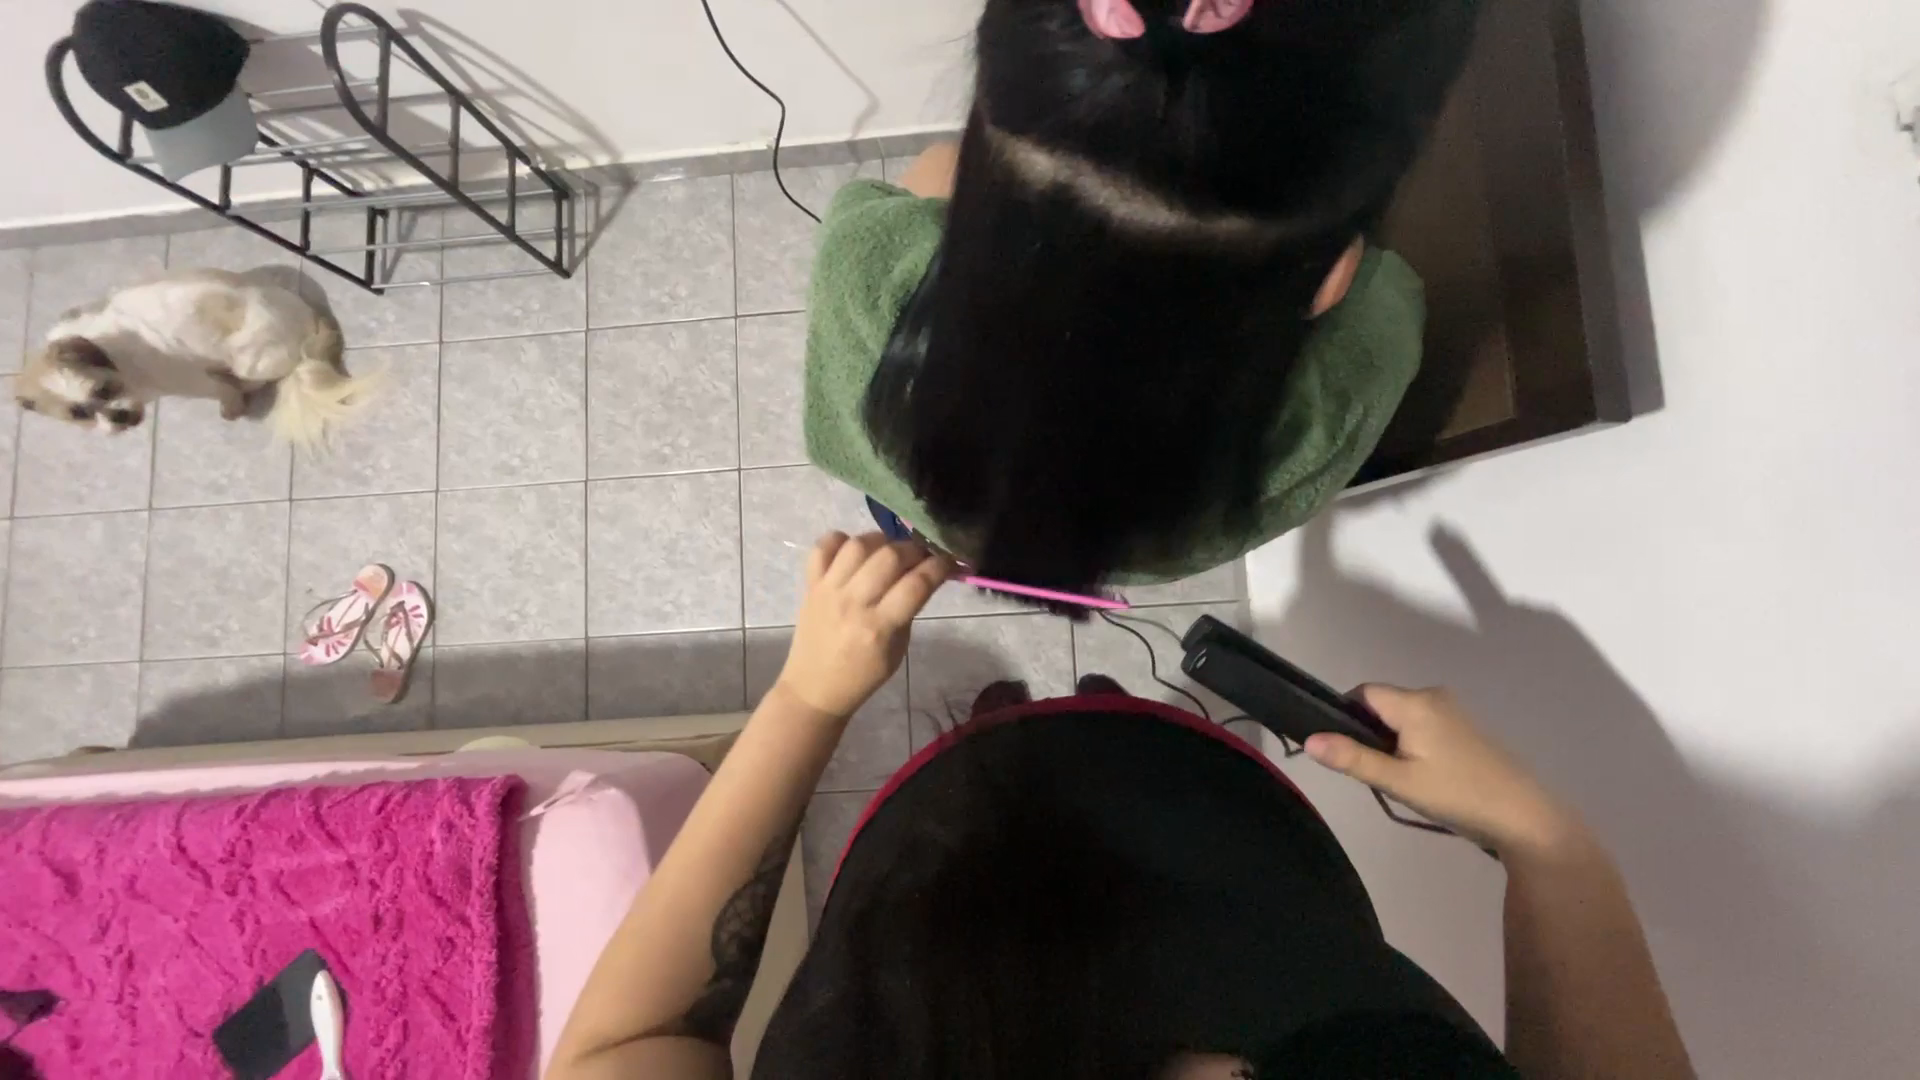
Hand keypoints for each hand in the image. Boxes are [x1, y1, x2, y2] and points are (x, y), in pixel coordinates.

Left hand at [775, 532, 952, 718]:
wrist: (814, 688)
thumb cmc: (864, 675)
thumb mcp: (898, 649)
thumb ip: (909, 609)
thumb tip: (926, 574)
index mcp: (879, 628)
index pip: (917, 584)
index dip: (940, 566)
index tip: (950, 562)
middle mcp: (853, 603)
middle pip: (889, 557)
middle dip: (915, 549)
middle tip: (922, 556)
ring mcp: (828, 591)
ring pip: (857, 545)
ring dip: (881, 540)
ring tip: (889, 551)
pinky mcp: (810, 584)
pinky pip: (822, 547)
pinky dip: (840, 540)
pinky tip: (854, 551)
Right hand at [1305, 686, 1588, 860]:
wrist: (1529, 821)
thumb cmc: (1459, 795)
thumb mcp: (1398, 781)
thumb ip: (1352, 758)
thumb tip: (1307, 740)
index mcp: (1415, 702)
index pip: (1362, 693)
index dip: (1344, 715)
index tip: (1344, 749)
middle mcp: (1433, 696)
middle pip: (1381, 704)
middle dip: (1368, 732)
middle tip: (1373, 771)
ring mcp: (1454, 711)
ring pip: (1401, 716)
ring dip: (1390, 740)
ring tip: (1398, 778)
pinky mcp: (1466, 729)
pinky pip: (1422, 725)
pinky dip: (1411, 743)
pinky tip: (1423, 776)